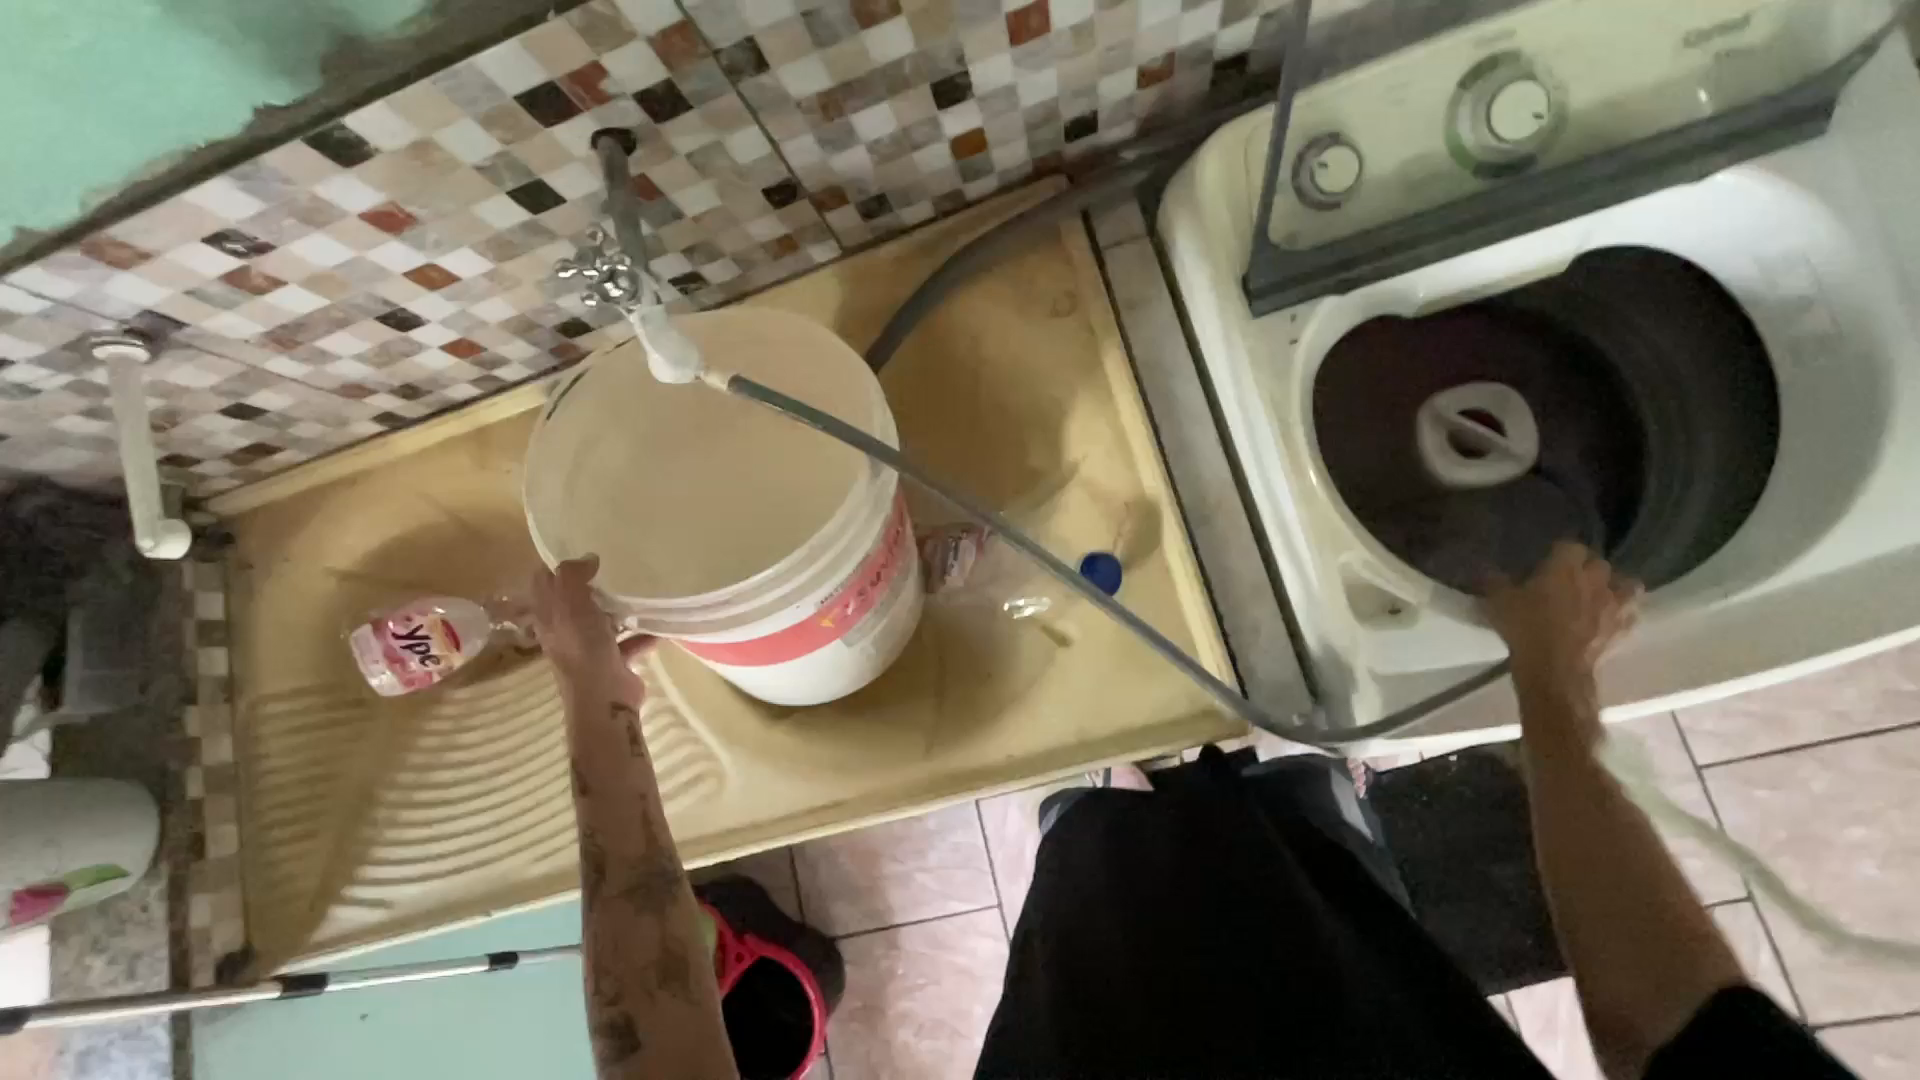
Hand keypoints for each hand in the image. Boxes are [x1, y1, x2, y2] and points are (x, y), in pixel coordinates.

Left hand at [529, 555, 640, 704]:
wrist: (604, 698)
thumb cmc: (584, 649)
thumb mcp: (572, 605)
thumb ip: (573, 576)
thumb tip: (587, 557)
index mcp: (549, 616)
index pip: (543, 582)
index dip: (556, 563)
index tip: (581, 546)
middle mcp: (565, 631)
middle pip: (574, 600)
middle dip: (592, 583)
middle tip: (616, 563)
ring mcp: (589, 647)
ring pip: (602, 620)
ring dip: (619, 608)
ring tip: (640, 589)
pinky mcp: (613, 661)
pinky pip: (629, 641)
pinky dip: (642, 634)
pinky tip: (658, 624)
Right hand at [1484, 542, 1641, 691]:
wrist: (1555, 667)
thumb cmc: (1525, 628)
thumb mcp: (1498, 602)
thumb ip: (1495, 581)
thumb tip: (1488, 569)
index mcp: (1564, 568)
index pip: (1569, 545)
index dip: (1558, 551)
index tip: (1546, 560)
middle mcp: (1595, 579)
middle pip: (1599, 562)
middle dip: (1586, 567)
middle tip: (1569, 578)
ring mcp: (1614, 603)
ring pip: (1626, 584)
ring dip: (1613, 586)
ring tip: (1598, 594)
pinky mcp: (1624, 627)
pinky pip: (1630, 612)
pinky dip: (1621, 612)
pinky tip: (1608, 618)